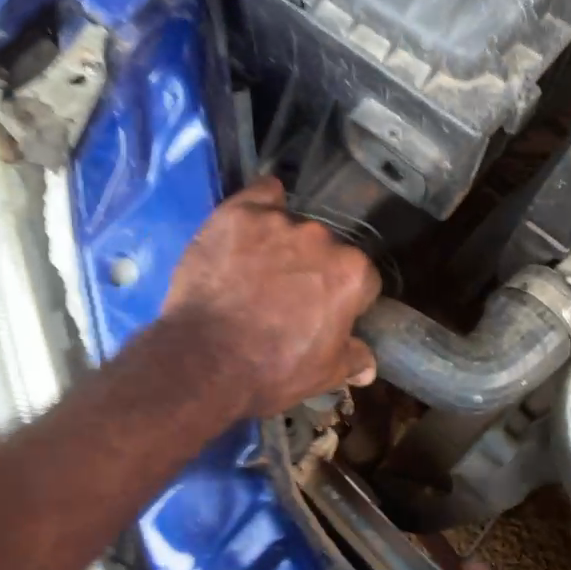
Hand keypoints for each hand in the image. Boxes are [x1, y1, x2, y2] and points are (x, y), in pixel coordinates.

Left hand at [161, 177, 381, 418]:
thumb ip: (352, 358)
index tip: (324, 312)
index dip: (344, 297)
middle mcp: (321, 237)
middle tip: (285, 296)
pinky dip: (262, 203)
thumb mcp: (322, 375)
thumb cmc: (271, 371)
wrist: (203, 361)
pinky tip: (251, 221)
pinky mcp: (238, 212)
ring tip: (254, 272)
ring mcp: (278, 221)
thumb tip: (367, 363)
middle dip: (311, 268)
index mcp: (351, 273)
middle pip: (325, 248)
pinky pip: (261, 193)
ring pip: (290, 225)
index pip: (361, 277)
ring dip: (281, 244)